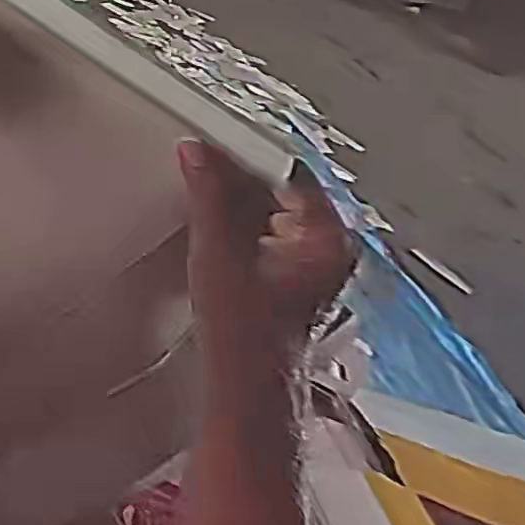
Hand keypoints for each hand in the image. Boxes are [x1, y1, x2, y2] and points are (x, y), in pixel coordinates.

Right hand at [178, 140, 354, 338]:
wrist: (245, 384)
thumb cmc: (245, 335)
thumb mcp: (217, 252)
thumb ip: (207, 195)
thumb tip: (196, 153)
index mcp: (326, 238)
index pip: (287, 171)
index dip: (245, 152)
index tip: (212, 140)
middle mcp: (328, 246)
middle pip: (280, 185)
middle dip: (236, 173)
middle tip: (199, 160)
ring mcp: (311, 258)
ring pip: (270, 204)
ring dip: (234, 193)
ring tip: (202, 188)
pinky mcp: (290, 267)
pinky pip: (264, 222)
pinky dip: (237, 214)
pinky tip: (212, 218)